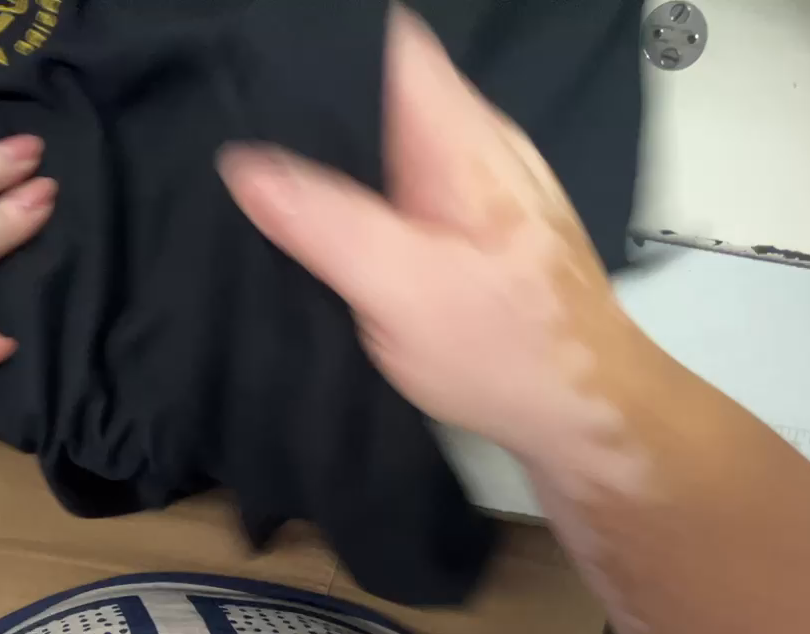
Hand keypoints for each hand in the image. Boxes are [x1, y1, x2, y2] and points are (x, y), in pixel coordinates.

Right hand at [217, 6, 648, 469]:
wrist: (572, 409)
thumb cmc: (505, 350)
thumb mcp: (400, 289)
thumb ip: (325, 224)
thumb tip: (245, 168)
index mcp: (459, 138)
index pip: (386, 48)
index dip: (318, 55)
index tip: (254, 82)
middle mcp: (467, 147)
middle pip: (375, 94)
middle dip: (306, 114)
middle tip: (236, 147)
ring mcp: (464, 189)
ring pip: (379, 146)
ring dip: (324, 161)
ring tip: (260, 186)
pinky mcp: (455, 230)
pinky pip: (388, 192)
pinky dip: (347, 202)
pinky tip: (314, 231)